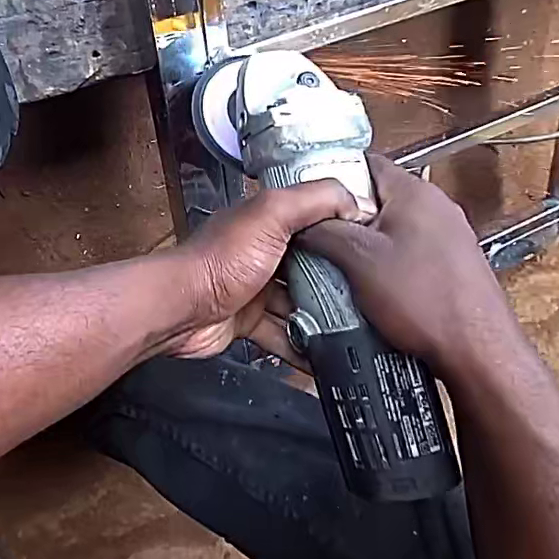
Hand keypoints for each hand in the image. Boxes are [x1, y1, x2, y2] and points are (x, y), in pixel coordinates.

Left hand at [152, 179, 359, 359]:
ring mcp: (254, 288)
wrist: (181, 307)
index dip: (343, 229)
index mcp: (267, 221)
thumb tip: (357, 200)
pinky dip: (304, 348)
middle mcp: (261, 251)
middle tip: (377, 297)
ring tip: (363, 330)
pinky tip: (329, 358)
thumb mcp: (271, 214)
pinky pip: (283, 335)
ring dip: (326, 317)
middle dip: (340, 280)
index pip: (314, 218)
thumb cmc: (220, 259)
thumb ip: (313, 200)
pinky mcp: (247, 321)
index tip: (377, 246)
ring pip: (299, 303)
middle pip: (311, 265)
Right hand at [295, 154, 528, 376]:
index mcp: (415, 193)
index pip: (364, 163)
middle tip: (316, 234)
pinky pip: (404, 251)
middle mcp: (435, 207)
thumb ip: (322, 229)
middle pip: (373, 196)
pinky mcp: (449, 263)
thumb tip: (301, 221)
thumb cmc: (427, 302)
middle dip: (342, 215)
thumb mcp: (356, 258)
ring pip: (387, 226)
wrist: (477, 354)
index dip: (329, 175)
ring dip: (361, 242)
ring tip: (338, 263)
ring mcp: (446, 236)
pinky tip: (368, 285)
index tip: (307, 195)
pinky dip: (382, 262)